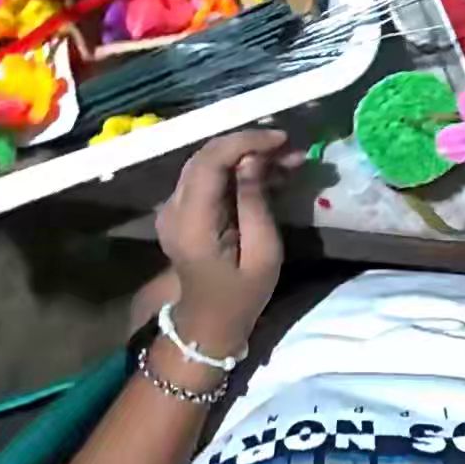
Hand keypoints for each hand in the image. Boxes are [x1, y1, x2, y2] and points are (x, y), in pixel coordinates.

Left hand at [154, 129, 297, 355]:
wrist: (209, 324)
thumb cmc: (242, 294)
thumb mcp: (263, 253)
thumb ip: (255, 202)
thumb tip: (254, 160)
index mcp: (192, 223)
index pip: (210, 162)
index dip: (245, 141)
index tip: (280, 139)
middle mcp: (174, 209)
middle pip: (207, 156)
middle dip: (250, 144)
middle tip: (290, 149)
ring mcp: (175, 208)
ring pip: (210, 163)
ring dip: (248, 156)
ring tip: (290, 160)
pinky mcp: (184, 209)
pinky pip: (210, 177)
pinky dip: (240, 170)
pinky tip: (272, 173)